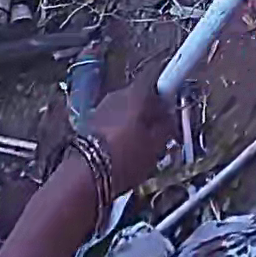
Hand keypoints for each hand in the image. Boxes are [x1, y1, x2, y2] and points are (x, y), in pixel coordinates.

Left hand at [80, 70, 174, 191]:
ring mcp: (101, 107)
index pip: (157, 79)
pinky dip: (119, 130)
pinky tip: (122, 151)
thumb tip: (169, 117)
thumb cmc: (125, 157)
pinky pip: (111, 120)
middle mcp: (118, 94)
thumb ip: (166, 126)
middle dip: (150, 110)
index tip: (171, 109)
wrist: (84, 177)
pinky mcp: (89, 123)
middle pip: (140, 95)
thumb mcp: (155, 146)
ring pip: (125, 108)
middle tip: (159, 132)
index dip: (167, 92)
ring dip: (134, 121)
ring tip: (140, 146)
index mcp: (137, 93)